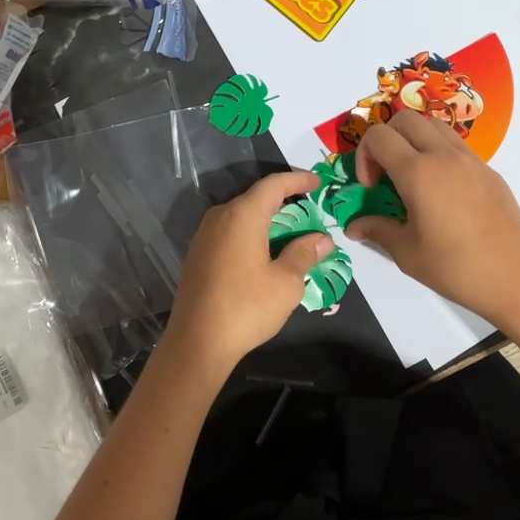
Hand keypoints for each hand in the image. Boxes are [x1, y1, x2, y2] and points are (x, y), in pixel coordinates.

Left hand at [163, 171, 333, 373]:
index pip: (274, 184)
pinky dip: (252, 235)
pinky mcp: (198, 253)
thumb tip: (322, 239)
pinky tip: (265, 253)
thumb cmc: (246, 306)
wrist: (197, 340)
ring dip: (268, 222)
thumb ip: (305, 254)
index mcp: (243, 214)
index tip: (317, 181)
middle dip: (285, 203)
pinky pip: (231, 232)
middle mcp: (220, 216)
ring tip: (293, 235)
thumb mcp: (286, 282)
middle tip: (311, 214)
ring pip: (243, 217)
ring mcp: (205, 234)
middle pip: (257, 199)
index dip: (297, 180)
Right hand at [346, 109, 519, 328]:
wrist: (517, 280)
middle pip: (405, 119)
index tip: (372, 186)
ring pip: (434, 125)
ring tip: (414, 175)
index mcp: (418, 173)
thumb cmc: (456, 268)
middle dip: (387, 138)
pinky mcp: (490, 172)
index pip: (378, 136)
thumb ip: (377, 231)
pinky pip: (457, 146)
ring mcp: (470, 161)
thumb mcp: (407, 254)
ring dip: (415, 139)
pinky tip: (443, 191)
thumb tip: (354, 227)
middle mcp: (443, 156)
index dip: (364, 155)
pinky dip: (440, 153)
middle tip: (387, 173)